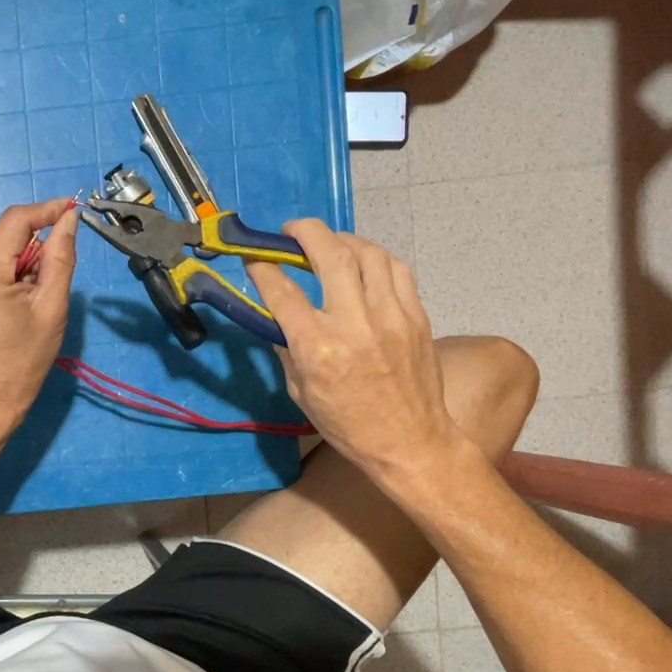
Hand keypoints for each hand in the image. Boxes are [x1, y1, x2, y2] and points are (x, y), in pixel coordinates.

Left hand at [0, 198, 78, 426]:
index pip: (15, 221)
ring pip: (2, 249)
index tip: (72, 208)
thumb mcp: (52, 305)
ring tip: (34, 297)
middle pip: (8, 236)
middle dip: (36, 248)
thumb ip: (60, 257)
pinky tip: (19, 299)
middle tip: (52, 279)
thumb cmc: (28, 355)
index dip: (46, 210)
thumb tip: (68, 219)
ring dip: (25, 262)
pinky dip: (12, 272)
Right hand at [245, 220, 460, 475]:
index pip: (283, 291)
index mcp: (316, 348)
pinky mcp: (415, 314)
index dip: (264, 269)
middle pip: (330, 255)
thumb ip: (288, 348)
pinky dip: (373, 256)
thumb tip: (277, 317)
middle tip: (291, 231)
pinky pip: (395, 269)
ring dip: (341, 240)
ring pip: (367, 253)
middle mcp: (353, 323)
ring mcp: (390, 315)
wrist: (408, 441)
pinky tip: (361, 261)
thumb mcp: (300, 391)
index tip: (255, 260)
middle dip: (306, 232)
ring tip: (327, 244)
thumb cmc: (345, 424)